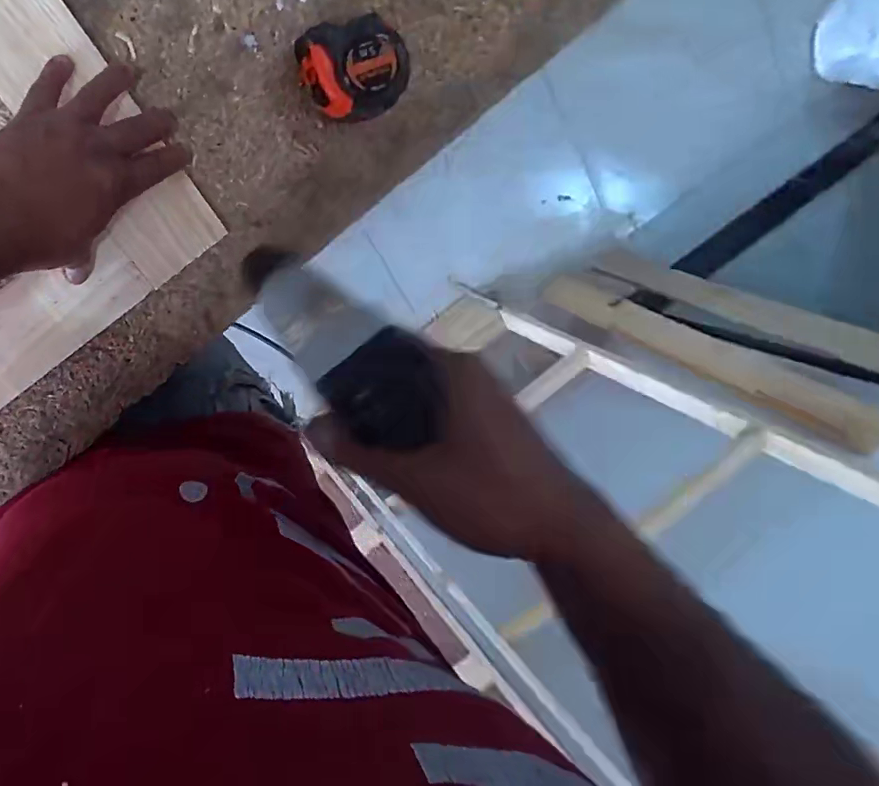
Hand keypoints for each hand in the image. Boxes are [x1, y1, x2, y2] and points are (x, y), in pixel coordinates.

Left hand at [0, 55, 190, 280]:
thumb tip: (78, 273)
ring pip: (100, 94)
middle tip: (170, 117)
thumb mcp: (70, 250)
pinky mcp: (33, 117)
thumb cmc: (36, 242)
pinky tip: (63, 59)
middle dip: (160, 121)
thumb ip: (81, 254)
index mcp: (114, 184)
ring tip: (129, 70)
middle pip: (139, 128)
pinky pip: (46, 89)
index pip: (154, 168)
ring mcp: (66, 128)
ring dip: (117, 80)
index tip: (185, 151)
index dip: (173, 158)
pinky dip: (54, 73)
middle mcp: (98, 149)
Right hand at [307, 350, 595, 558]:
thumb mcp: (417, 479)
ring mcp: (483, 394)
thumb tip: (310, 427)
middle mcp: (466, 371)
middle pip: (400, 368)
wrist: (568, 533)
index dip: (350, 362)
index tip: (322, 389)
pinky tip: (399, 453)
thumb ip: (359, 454)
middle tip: (335, 422)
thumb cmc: (491, 496)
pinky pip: (438, 407)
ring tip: (359, 440)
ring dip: (389, 412)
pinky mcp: (491, 418)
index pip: (386, 344)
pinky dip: (413, 422)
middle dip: (366, 393)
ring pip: (419, 391)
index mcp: (451, 368)